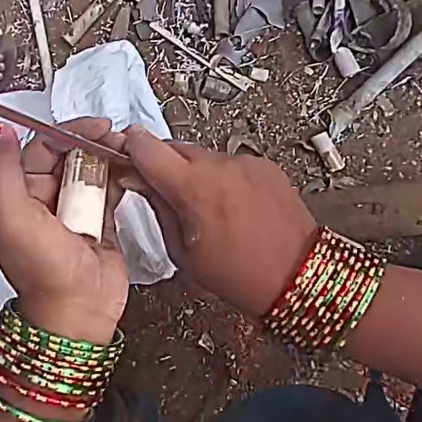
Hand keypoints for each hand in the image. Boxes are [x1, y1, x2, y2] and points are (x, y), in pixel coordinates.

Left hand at [0, 119, 129, 343]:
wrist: (79, 310)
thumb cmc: (42, 270)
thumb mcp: (11, 216)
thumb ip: (3, 170)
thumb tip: (0, 130)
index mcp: (20, 195)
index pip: (41, 148)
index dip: (67, 132)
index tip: (93, 127)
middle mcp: (46, 199)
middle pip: (69, 155)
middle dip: (91, 141)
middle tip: (115, 136)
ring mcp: (75, 209)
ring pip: (92, 169)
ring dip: (109, 156)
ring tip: (127, 150)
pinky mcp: (101, 220)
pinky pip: (110, 188)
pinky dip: (121, 176)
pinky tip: (132, 168)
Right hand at [121, 125, 317, 317]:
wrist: (297, 275)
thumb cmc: (238, 275)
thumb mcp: (183, 252)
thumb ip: (159, 208)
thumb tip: (140, 181)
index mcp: (193, 187)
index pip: (147, 146)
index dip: (129, 147)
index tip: (123, 154)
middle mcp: (219, 165)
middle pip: (175, 148)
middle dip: (163, 164)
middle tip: (162, 190)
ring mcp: (245, 162)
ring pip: (205, 157)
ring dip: (196, 173)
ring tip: (205, 208)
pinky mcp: (265, 165)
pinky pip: (232, 164)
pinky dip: (224, 178)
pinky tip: (232, 206)